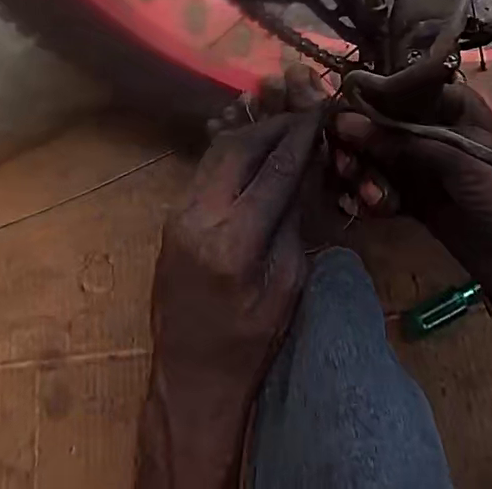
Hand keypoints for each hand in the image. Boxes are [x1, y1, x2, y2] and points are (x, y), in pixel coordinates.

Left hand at [137, 68, 324, 488]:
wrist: (188, 376)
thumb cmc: (249, 342)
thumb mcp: (287, 285)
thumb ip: (293, 221)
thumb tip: (305, 168)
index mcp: (233, 243)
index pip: (274, 171)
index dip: (300, 138)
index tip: (319, 114)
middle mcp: (199, 217)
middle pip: (239, 148)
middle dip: (274, 126)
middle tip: (302, 114)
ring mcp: (179, 213)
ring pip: (218, 152)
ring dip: (251, 132)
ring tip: (282, 124)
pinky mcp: (172, 215)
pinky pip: (206, 168)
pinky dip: (233, 151)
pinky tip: (254, 146)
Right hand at [331, 84, 491, 279]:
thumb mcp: (461, 161)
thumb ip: (401, 141)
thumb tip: (342, 122)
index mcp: (446, 103)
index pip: (389, 92)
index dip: (359, 106)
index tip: (334, 126)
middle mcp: (430, 128)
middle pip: (373, 126)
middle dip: (355, 146)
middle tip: (347, 170)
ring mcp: (423, 166)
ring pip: (373, 159)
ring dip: (362, 176)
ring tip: (371, 199)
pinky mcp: (418, 201)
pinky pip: (381, 190)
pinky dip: (370, 198)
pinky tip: (373, 211)